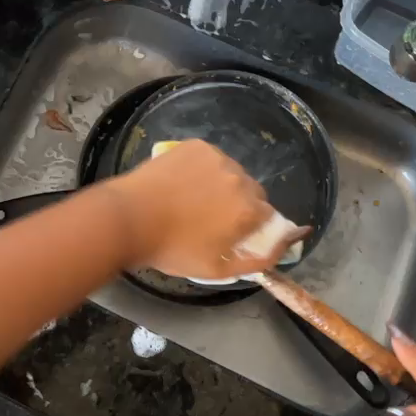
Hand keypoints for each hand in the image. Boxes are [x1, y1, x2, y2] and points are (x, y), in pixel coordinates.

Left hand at [104, 139, 279, 280]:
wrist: (129, 217)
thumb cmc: (172, 248)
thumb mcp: (217, 269)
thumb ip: (259, 260)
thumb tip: (286, 245)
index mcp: (249, 210)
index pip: (268, 215)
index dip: (252, 225)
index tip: (232, 232)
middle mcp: (240, 179)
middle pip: (252, 191)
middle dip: (240, 204)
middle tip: (210, 217)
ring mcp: (217, 158)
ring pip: (232, 172)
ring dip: (222, 184)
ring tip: (193, 198)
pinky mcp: (196, 146)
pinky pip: (211, 158)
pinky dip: (203, 168)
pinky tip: (183, 182)